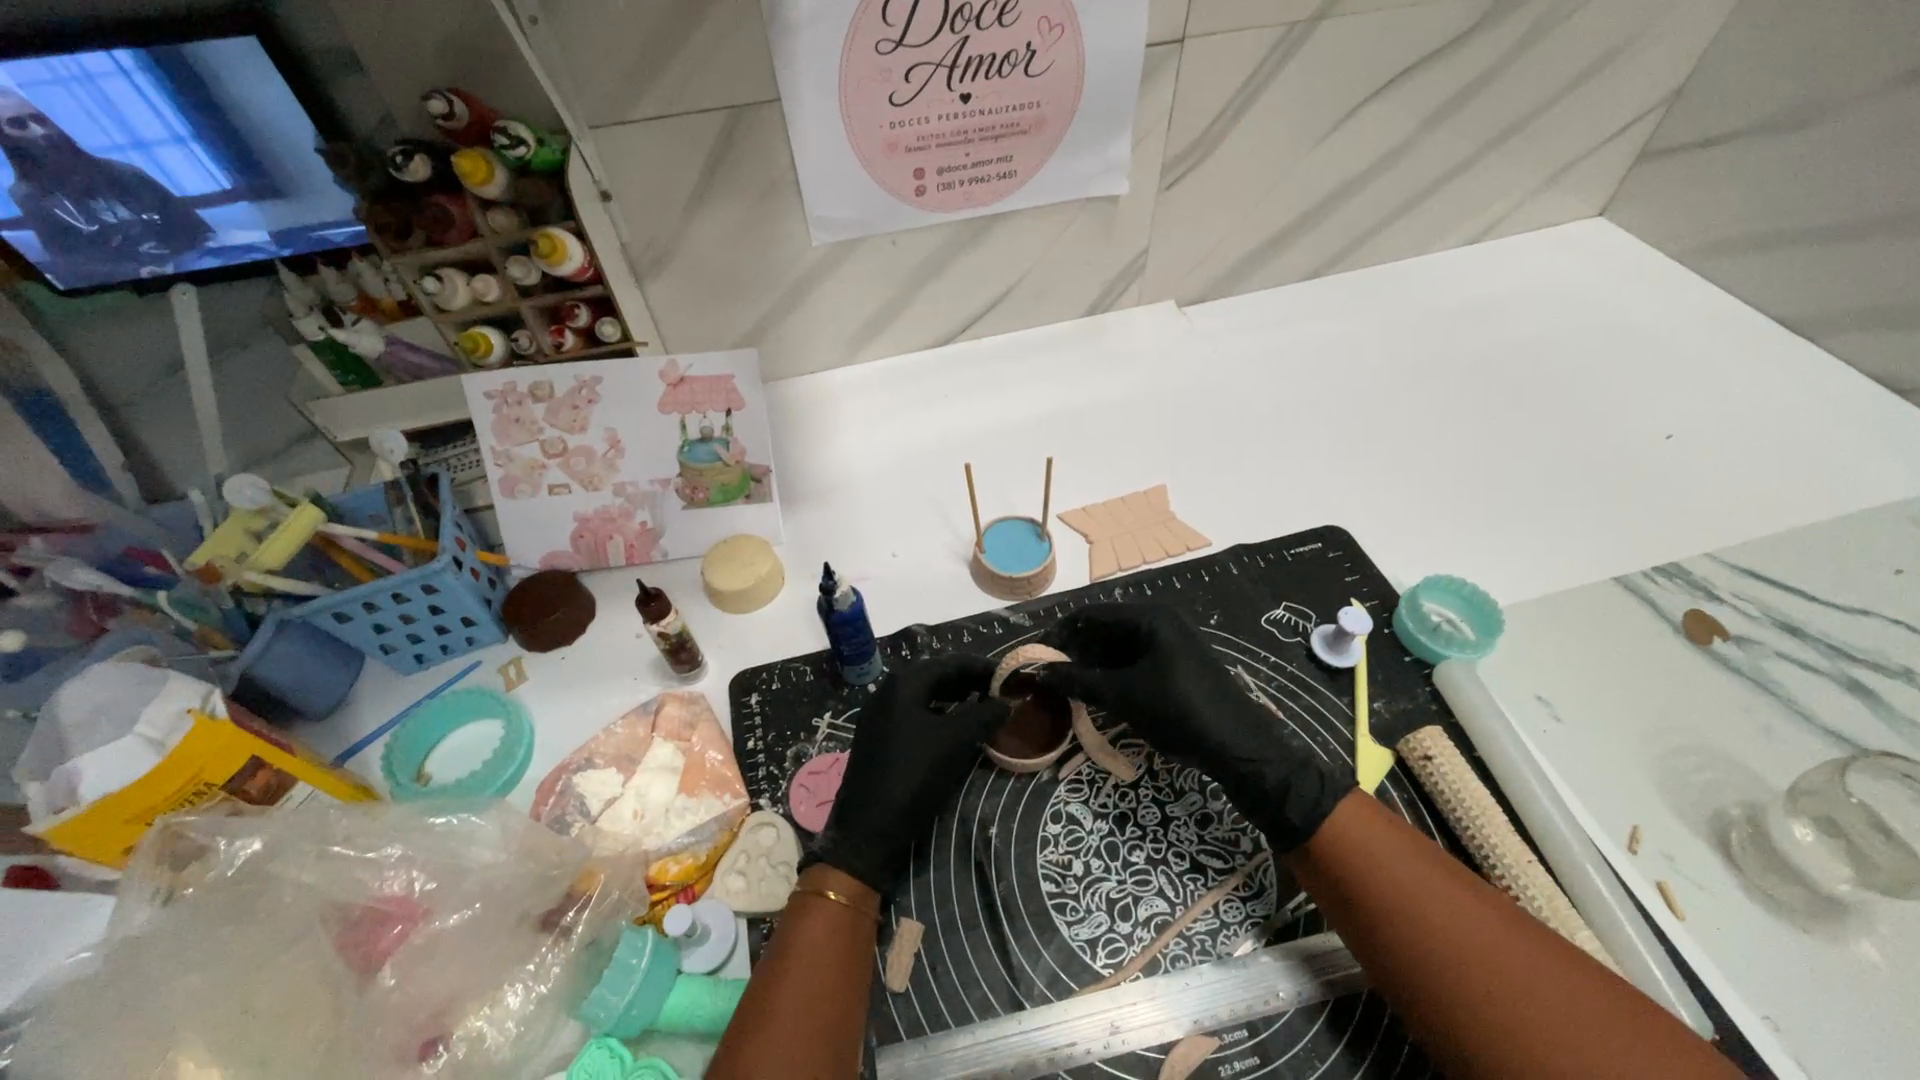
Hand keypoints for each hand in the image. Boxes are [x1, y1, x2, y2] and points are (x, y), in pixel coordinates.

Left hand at [808, 654, 1007, 893]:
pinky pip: (914, 716)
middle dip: (969, 682)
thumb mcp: (955, 742)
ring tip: (984, 708)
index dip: (983, 667)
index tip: (1010, 675)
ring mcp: (880, 716)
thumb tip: (1007, 702)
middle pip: (935, 676)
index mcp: (904, 684)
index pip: (951, 662)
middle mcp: (888, 692)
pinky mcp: (878, 738)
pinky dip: (939, 716)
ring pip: (925, 697)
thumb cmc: (914, 775)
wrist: (868, 828)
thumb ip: (984, 716)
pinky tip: (956, 729)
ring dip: (955, 699)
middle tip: (1000, 692)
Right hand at [1037, 603, 1352, 851]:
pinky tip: (1096, 694)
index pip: (1091, 613)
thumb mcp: (1123, 696)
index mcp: (1150, 618)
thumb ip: (1078, 681)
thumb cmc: (1178, 710)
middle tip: (1049, 675)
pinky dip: (1112, 674)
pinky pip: (1134, 661)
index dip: (1060, 632)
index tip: (1036, 655)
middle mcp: (1160, 623)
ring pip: (1118, 647)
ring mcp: (1170, 645)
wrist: (1237, 745)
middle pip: (1104, 628)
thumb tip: (1038, 673)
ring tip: (1067, 687)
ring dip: (1092, 665)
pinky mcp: (1176, 666)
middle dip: (1075, 650)